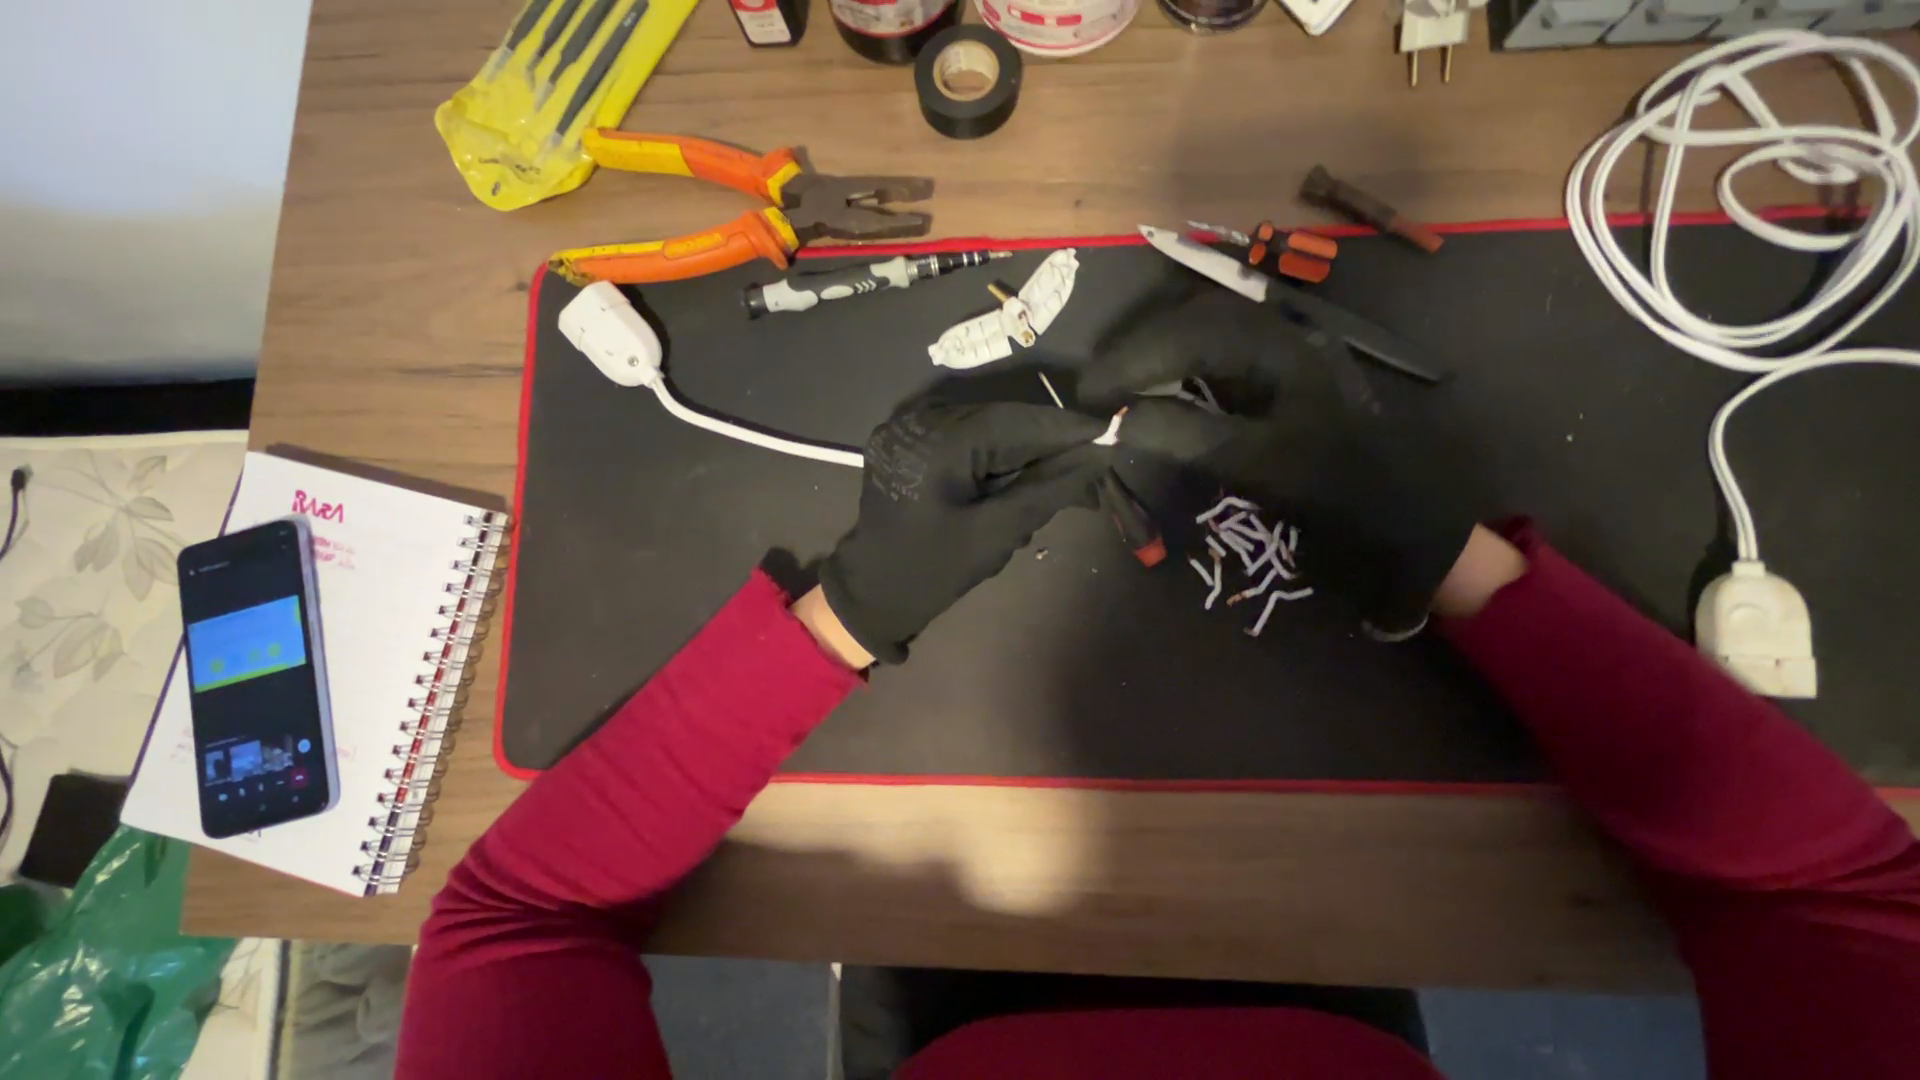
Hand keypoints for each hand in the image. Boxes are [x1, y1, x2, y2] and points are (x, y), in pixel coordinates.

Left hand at [817, 402, 1109, 662]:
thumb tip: (1097, 455)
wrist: (869, 591)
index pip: (1016, 421)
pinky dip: (990, 455)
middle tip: (1088, 465)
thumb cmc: (931, 570)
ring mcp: (909, 426)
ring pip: (984, 426)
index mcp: (938, 442)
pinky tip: (1008, 483)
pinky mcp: (907, 438)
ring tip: (1050, 483)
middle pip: (1001, 420)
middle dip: (1044, 443)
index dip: (1065, 428)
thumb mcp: (995, 534)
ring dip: (1019, 451)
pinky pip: (962, 436)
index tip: (1109, 431)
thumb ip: (1047, 490)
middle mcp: (921, 419)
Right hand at [1081, 290, 1478, 633]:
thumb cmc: (1348, 502)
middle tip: (1094, 389)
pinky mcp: (1286, 383)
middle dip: (1138, 351)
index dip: (1132, 363)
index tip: (1088, 394)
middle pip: (1197, 325)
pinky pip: (1224, 359)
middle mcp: (1285, 345)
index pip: (1191, 341)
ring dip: (1156, 354)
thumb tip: (1119, 421)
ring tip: (1116, 386)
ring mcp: (1287, 362)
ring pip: (1209, 337)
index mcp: (1284, 357)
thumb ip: (1191, 438)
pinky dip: (1181, 367)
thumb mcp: (1266, 471)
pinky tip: (1159, 389)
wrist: (1416, 530)